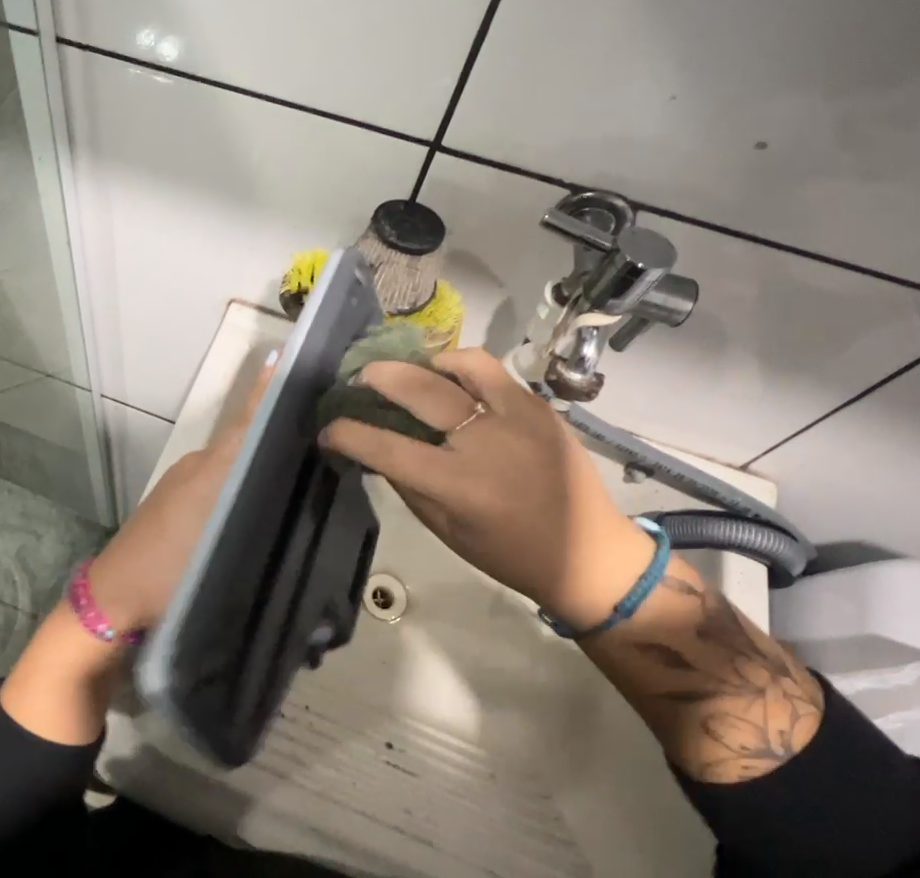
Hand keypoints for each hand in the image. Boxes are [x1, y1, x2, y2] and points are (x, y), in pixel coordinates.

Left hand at [87, 353, 276, 632]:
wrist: (113, 595)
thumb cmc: (169, 577)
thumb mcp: (223, 554)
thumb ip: (255, 517)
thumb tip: (288, 489)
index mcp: (211, 471)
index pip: (248, 423)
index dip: (267, 394)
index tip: (289, 361)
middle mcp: (198, 465)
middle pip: (245, 440)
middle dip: (276, 432)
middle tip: (318, 434)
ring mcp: (184, 479)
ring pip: (232, 462)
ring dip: (258, 461)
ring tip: (298, 470)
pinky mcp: (175, 496)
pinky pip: (216, 478)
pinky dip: (239, 479)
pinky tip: (258, 501)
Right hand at [318, 347, 654, 629]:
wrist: (590, 556)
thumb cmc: (509, 554)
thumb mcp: (446, 530)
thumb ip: (407, 484)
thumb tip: (374, 448)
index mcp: (459, 485)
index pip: (386, 447)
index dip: (348, 434)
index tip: (328, 429)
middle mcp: (486, 443)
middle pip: (419, 390)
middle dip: (378, 378)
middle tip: (360, 378)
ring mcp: (519, 418)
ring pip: (463, 364)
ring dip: (427, 362)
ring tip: (414, 371)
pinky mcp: (541, 407)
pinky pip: (494, 373)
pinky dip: (464, 370)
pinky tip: (453, 383)